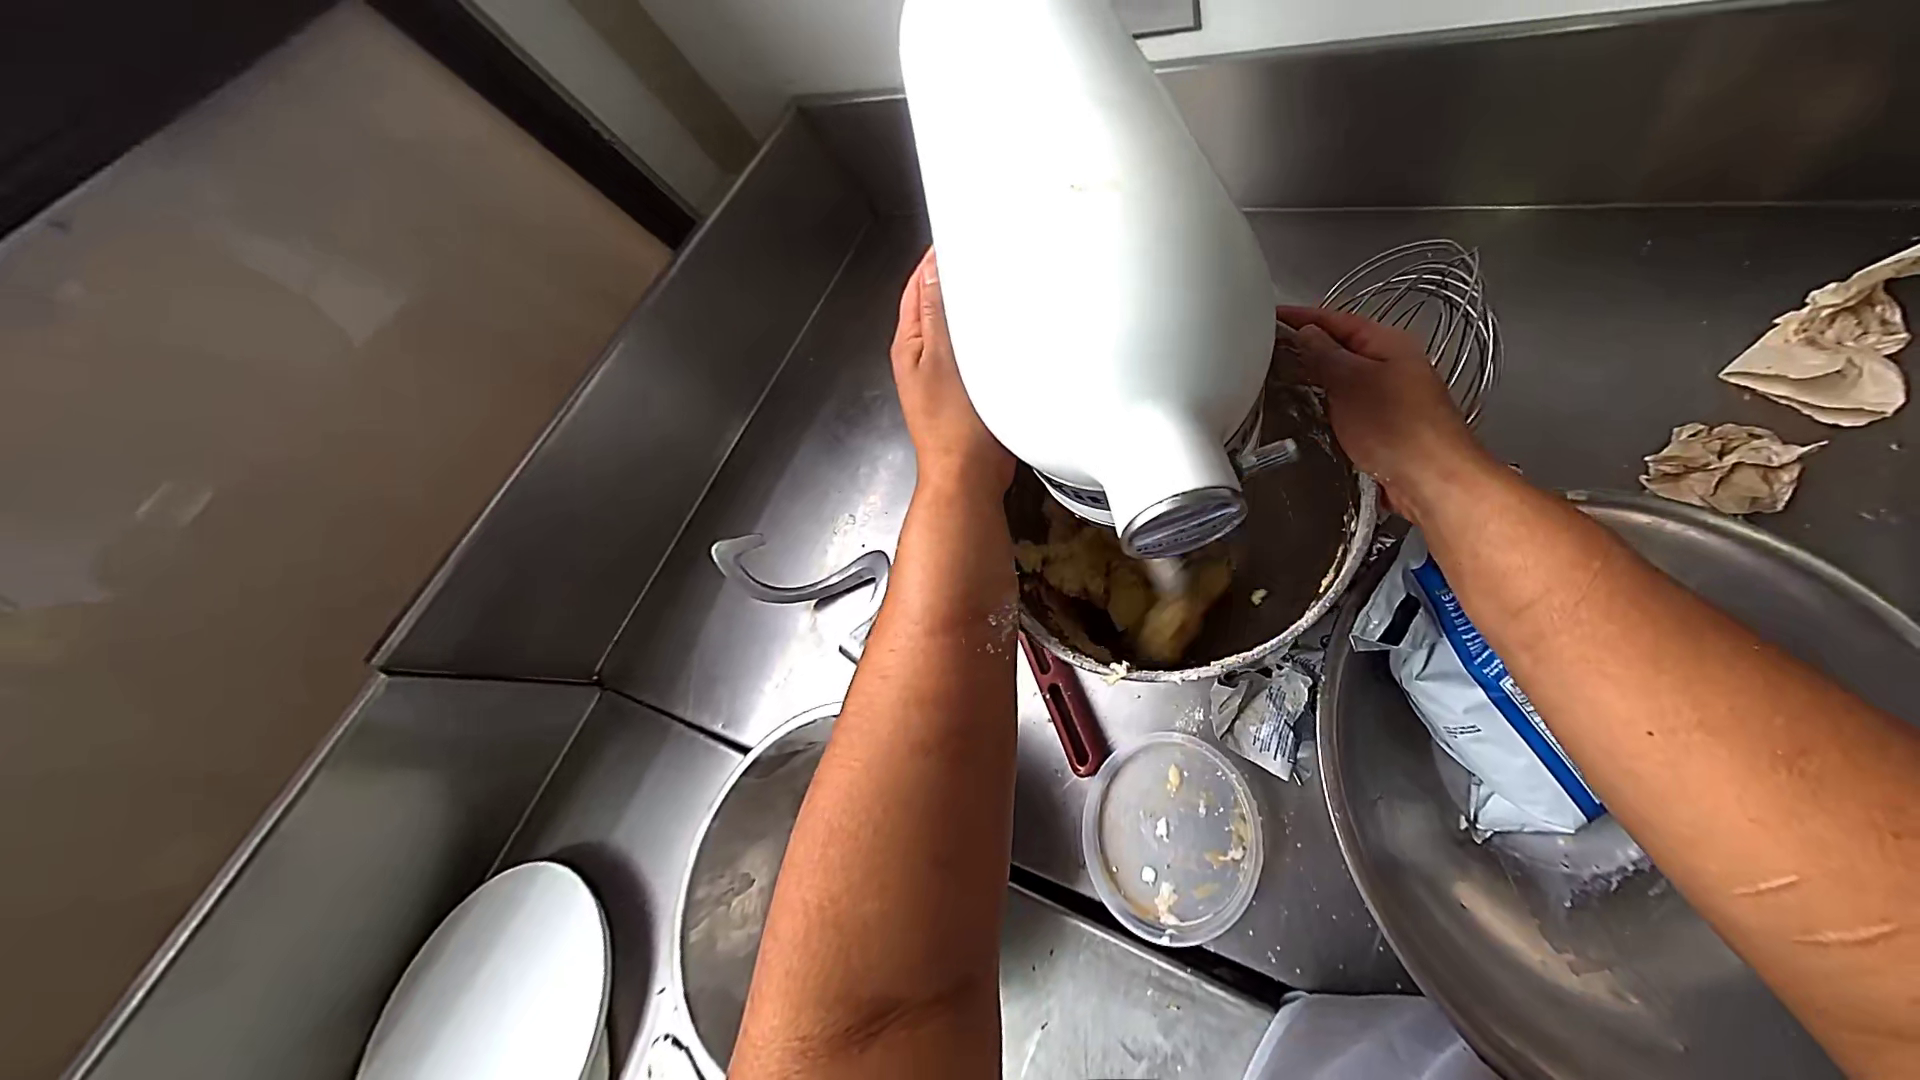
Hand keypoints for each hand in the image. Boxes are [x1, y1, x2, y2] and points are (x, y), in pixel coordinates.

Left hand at [892, 248, 1014, 495]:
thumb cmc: (952, 429)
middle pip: (937, 304)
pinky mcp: (967, 388)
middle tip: (980, 255)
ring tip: (994, 284)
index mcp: (909, 345)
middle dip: (955, 280)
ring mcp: (945, 373)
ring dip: (973, 309)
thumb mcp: (943, 361)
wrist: (969, 475)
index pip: (918, 287)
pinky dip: (987, 336)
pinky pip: (976, 350)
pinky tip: (1003, 330)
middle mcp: (923, 356)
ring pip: (958, 328)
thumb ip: (937, 315)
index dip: (934, 260)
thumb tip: (932, 272)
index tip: (955, 237)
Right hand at [1278, 305, 1492, 520]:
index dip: (1300, 317)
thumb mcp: (1352, 381)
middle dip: (1301, 348)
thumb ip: (1323, 354)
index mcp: (1388, 345)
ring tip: (1277, 380)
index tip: (1271, 317)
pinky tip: (1303, 412)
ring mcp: (1383, 397)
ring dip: (1309, 377)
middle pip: (1336, 348)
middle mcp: (1389, 367)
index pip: (1335, 320)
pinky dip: (1319, 403)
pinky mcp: (1376, 425)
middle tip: (1265, 352)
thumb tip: (1305, 334)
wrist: (1430, 480)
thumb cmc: (1402, 431)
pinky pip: (1340, 405)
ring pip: (1337, 378)